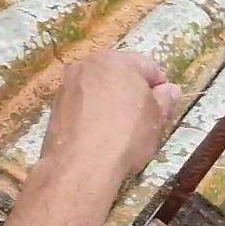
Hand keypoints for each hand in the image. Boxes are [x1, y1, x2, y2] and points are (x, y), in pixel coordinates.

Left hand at [36, 50, 182, 188]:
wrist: (80, 165)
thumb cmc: (126, 136)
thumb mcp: (156, 119)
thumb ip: (165, 99)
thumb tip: (169, 90)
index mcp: (117, 60)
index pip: (148, 66)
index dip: (160, 86)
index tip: (163, 107)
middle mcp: (88, 64)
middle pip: (119, 73)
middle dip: (132, 91)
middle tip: (142, 118)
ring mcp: (68, 84)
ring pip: (97, 88)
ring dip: (109, 101)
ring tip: (117, 128)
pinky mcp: (54, 105)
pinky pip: (81, 104)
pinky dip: (91, 113)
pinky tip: (97, 135)